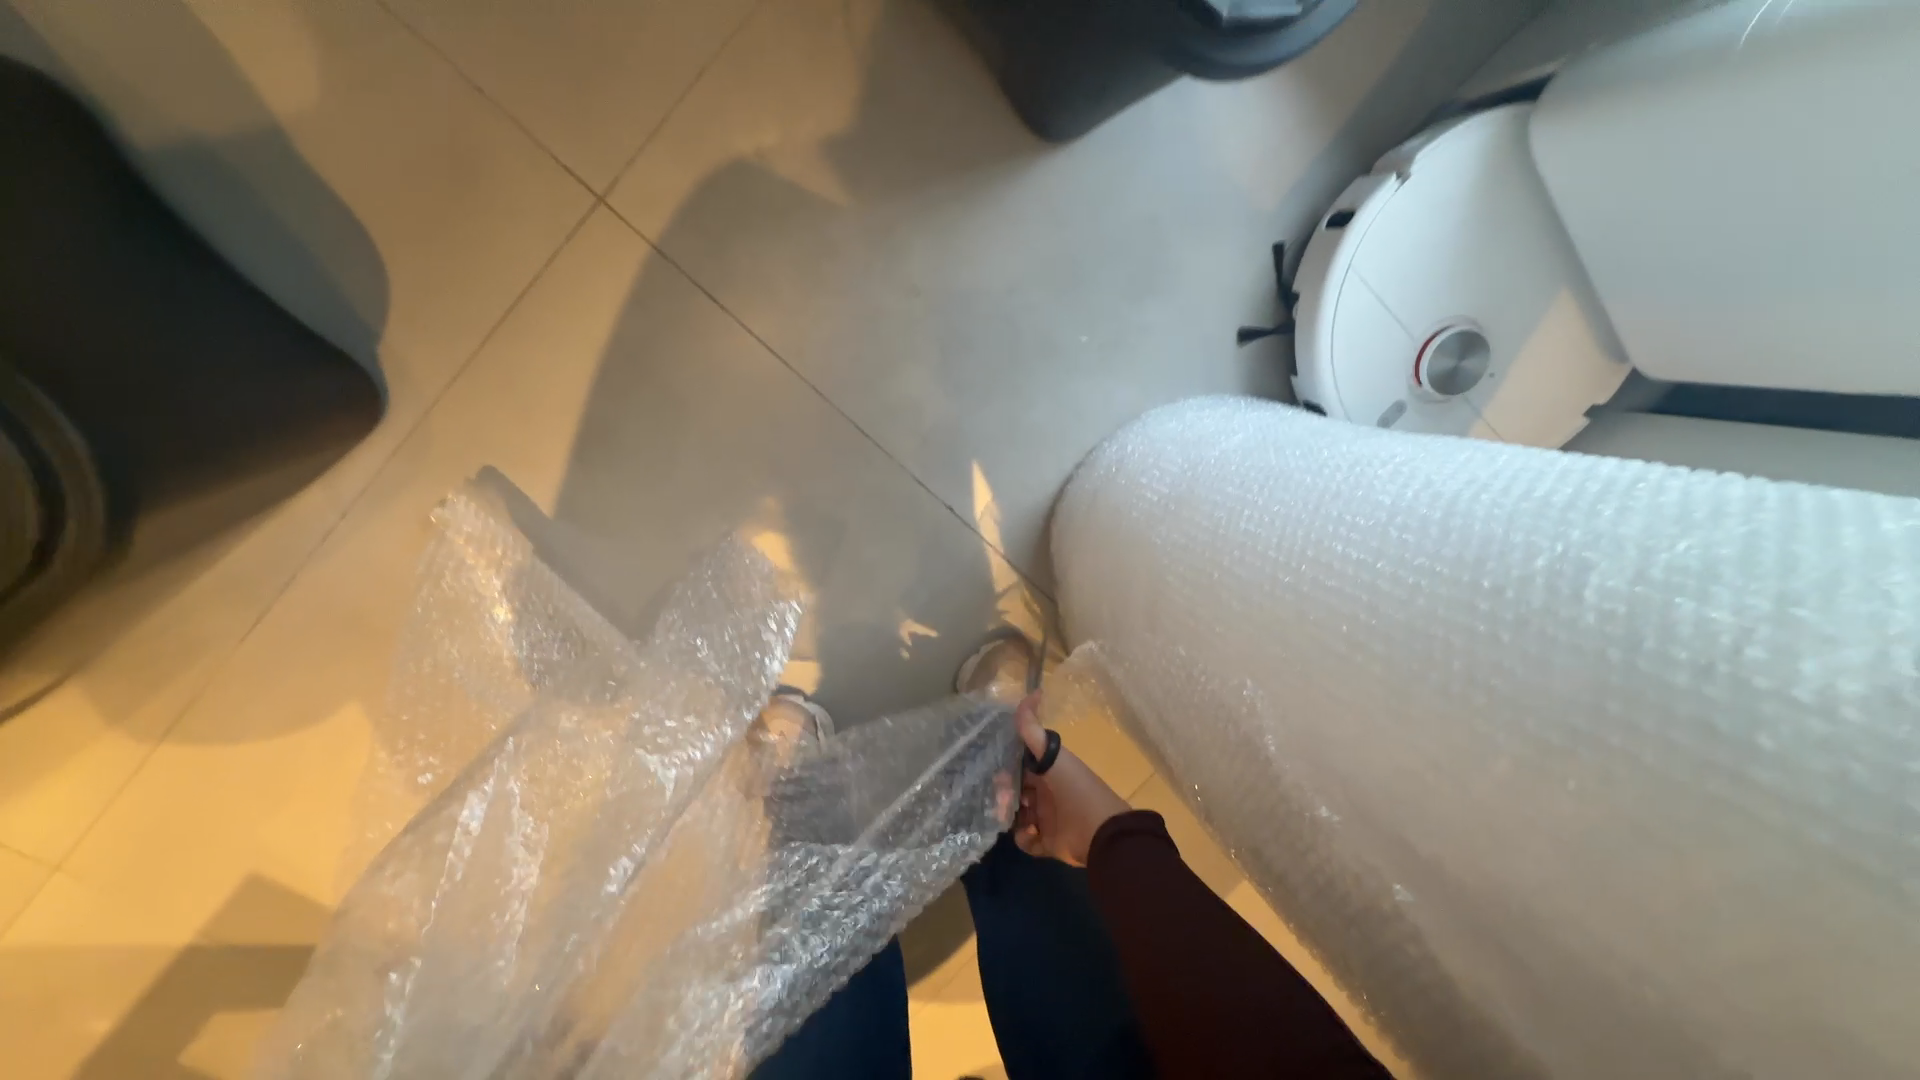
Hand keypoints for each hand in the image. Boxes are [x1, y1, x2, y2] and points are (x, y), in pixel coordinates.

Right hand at [1011, 690, 1131, 865]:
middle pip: (1016, 791)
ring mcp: (1048, 818)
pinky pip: (1027, 840)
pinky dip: (1024, 838)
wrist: (1101, 832)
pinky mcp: (1048, 842)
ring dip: (1011, 816)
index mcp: (1050, 772)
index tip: (997, 773)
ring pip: (1018, 816)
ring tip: (1012, 818)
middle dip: (1005, 794)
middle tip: (1004, 800)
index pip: (1021, 767)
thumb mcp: (1053, 757)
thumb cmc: (1076, 790)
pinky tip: (1030, 833)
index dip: (1007, 768)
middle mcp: (1048, 793)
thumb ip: (1034, 730)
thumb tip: (1033, 690)